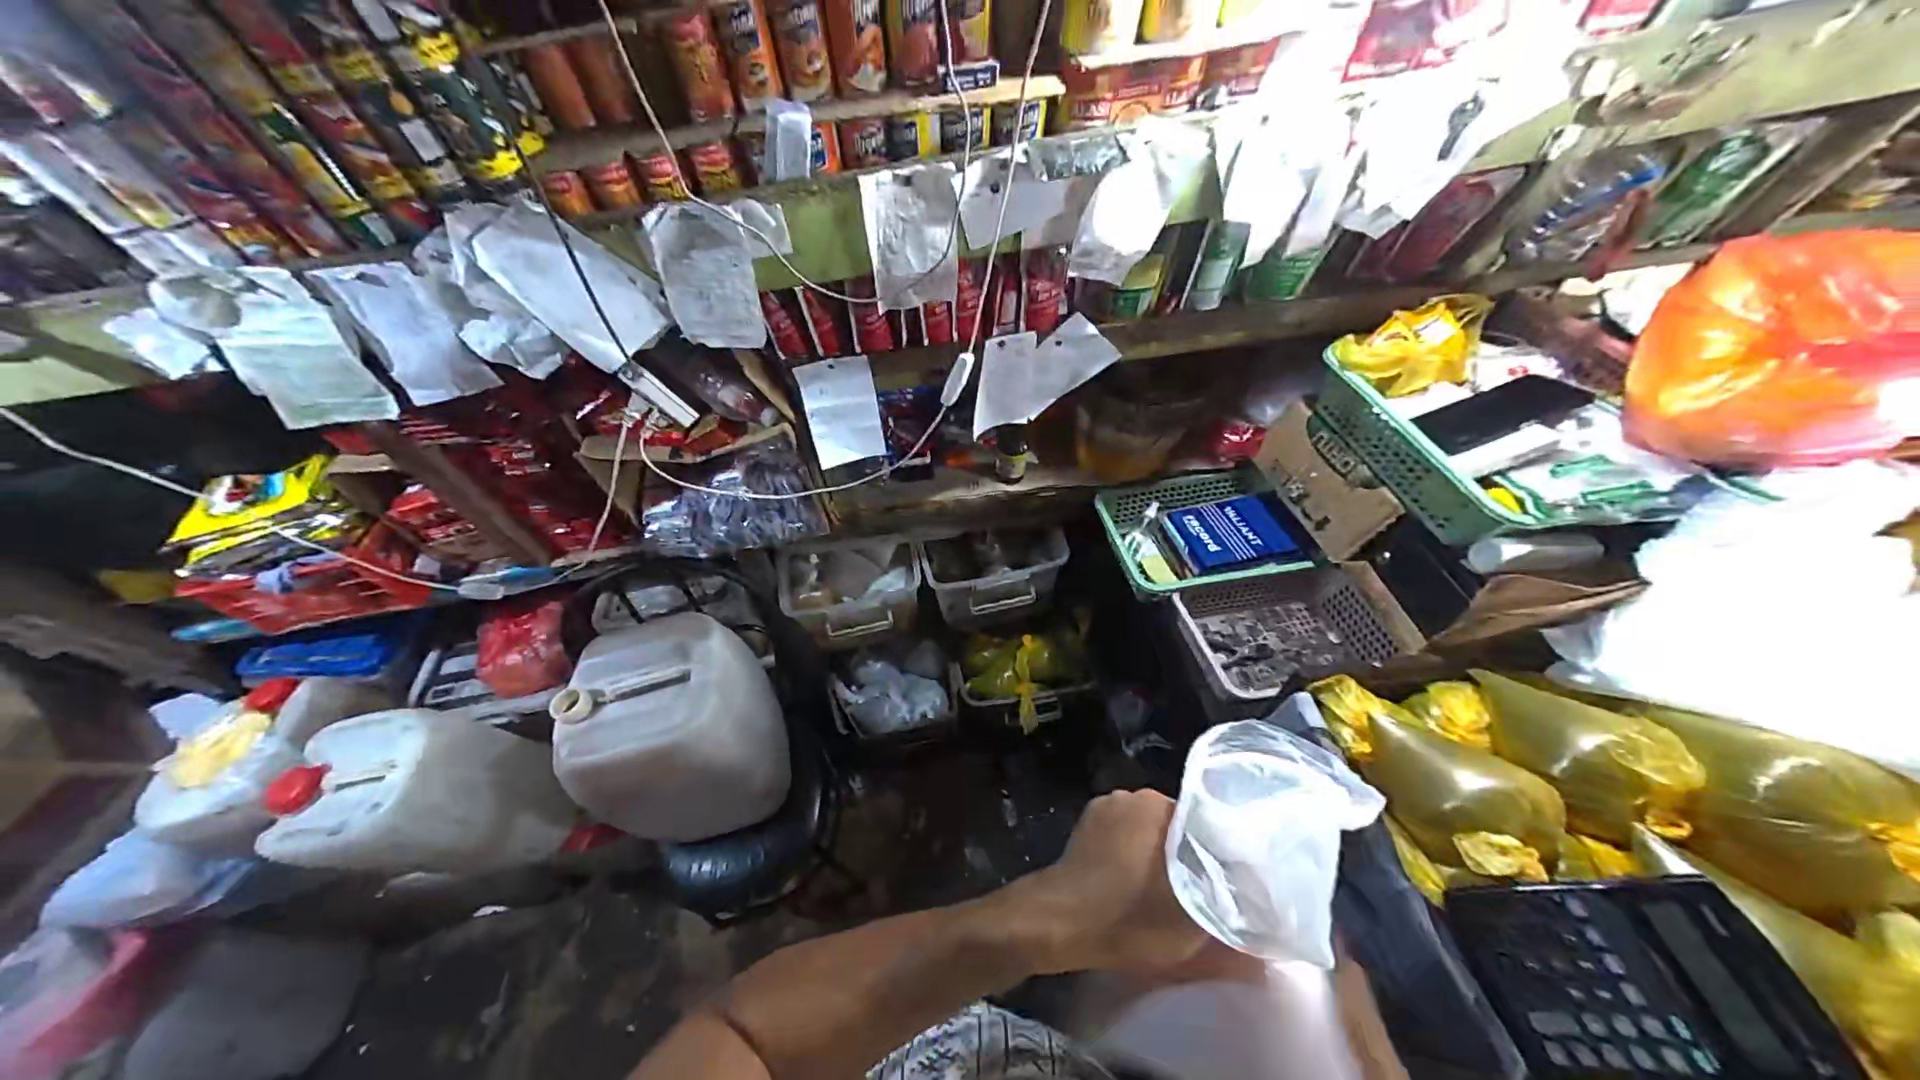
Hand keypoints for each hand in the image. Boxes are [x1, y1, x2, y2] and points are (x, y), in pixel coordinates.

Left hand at [996, 789, 1206, 975]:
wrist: (1061, 921)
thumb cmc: (1128, 915)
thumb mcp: (1191, 924)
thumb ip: (1224, 906)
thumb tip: (1245, 907)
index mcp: (1159, 804)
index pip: (1204, 820)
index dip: (1217, 850)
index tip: (1226, 877)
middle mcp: (1132, 795)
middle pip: (1174, 822)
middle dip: (1185, 850)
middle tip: (1197, 886)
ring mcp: (1104, 806)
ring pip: (1146, 828)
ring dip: (1154, 851)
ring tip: (1162, 887)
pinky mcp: (1085, 824)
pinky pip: (1121, 833)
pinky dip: (1129, 853)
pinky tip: (1131, 881)